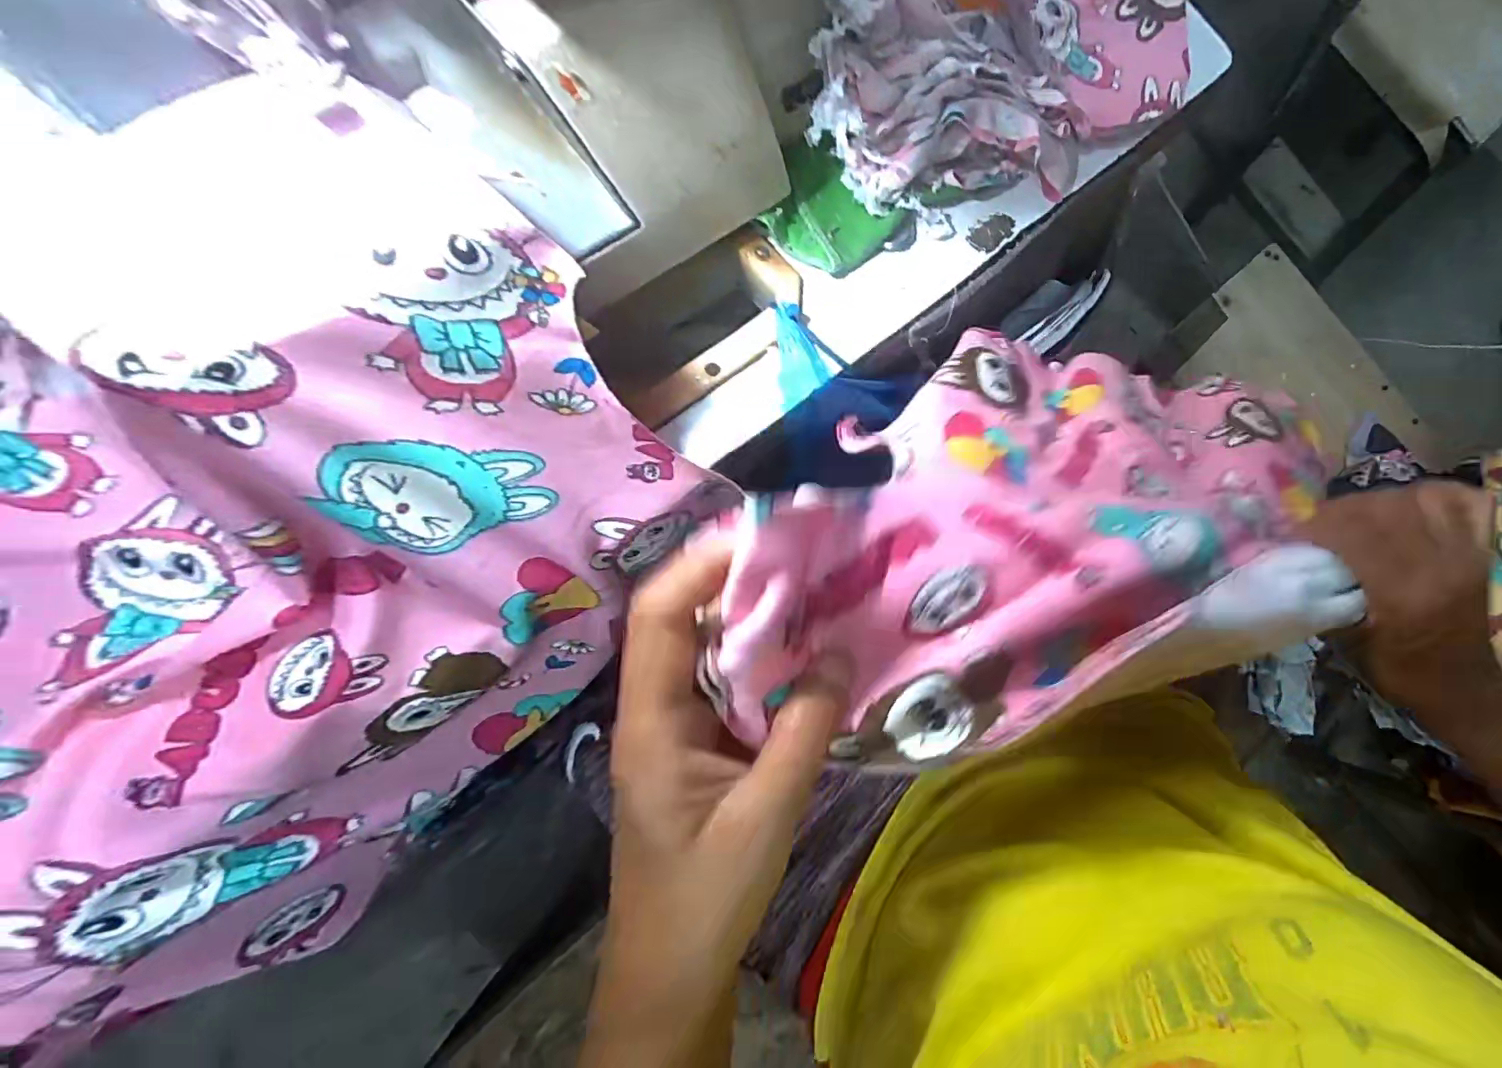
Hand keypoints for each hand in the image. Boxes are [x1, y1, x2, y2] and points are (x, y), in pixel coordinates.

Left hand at [583, 541, 848, 1065]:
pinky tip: (812, 652)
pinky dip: (771, 658)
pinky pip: (736, 683)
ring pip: (714, 649)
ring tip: (816, 587)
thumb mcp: (766, 813)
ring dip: (760, 617)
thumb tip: (840, 653)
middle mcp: (660, 709)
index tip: (761, 537)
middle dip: (739, 579)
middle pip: (686, 620)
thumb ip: (804, 729)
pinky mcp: (706, 744)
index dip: (700, 566)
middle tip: (805, 553)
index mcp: (652, 720)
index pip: (657, 616)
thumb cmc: (705, 898)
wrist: (673, 973)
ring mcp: (682, 726)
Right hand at [1304, 482, 1501, 747]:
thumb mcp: (1355, 647)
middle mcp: (1440, 564)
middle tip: (1321, 524)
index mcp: (1405, 593)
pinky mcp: (1483, 549)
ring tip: (1360, 517)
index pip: (1355, 534)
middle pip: (1383, 508)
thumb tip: (1301, 569)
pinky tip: (1409, 507)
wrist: (1470, 690)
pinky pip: (1461, 500)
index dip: (1318, 525)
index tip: (1295, 534)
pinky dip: (1431, 496)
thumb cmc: (1406, 673)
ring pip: (1418, 497)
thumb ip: (1329, 603)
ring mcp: (1468, 553)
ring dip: (1380, 501)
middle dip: (1342, 511)